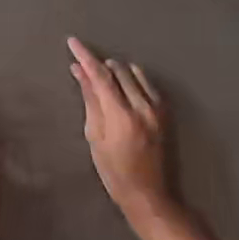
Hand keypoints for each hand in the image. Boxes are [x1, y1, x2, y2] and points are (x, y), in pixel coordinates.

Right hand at [68, 37, 179, 227]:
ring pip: (135, 73)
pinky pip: (148, 84)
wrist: (151, 197)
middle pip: (119, 69)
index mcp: (121, 115)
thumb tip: (78, 71)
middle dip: (101, 66)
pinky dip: (133, 81)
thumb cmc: (115, 172)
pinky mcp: (166, 113)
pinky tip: (125, 91)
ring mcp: (157, 109)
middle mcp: (142, 106)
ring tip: (107, 84)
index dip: (85, 56)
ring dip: (118, 72)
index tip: (72, 41)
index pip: (100, 74)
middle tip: (87, 71)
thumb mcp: (95, 136)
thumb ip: (90, 99)